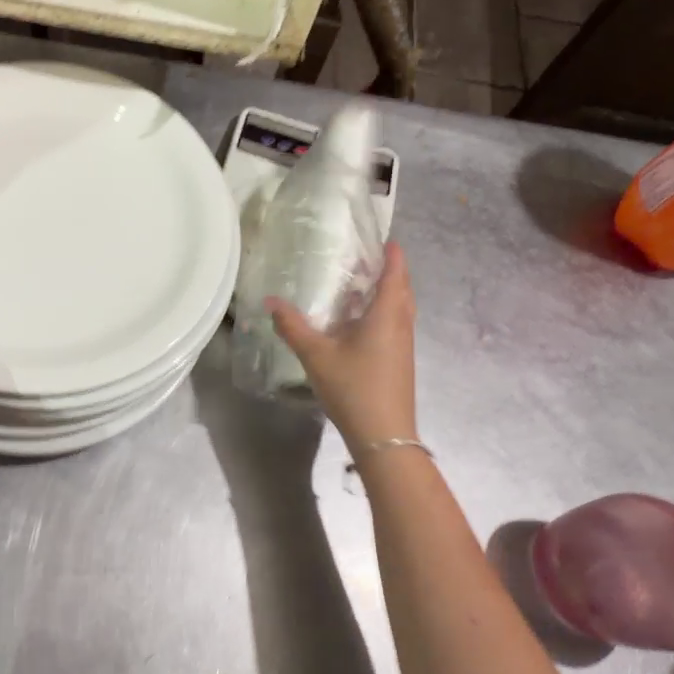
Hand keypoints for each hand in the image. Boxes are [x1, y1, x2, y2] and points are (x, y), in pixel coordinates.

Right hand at [267, 241, 417, 451]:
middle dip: (390, 271)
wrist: (384, 436)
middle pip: (402, 289)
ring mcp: (404, 345)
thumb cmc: (353, 388)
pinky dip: (383, 313)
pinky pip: (395, 325)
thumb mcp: (316, 355)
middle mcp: (401, 325)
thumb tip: (269, 301)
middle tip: (367, 258)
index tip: (384, 238)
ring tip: (361, 285)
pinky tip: (358, 323)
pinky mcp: (400, 362)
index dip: (393, 254)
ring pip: (400, 309)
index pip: (395, 274)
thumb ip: (292, 326)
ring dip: (386, 293)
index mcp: (386, 315)